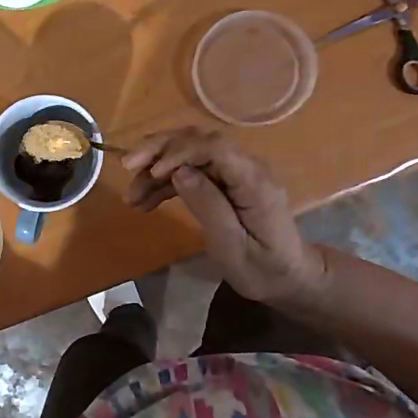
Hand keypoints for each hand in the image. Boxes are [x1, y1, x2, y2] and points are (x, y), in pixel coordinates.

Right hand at [122, 128, 325, 303]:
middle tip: (128, 168)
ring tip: (132, 196)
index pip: (215, 148)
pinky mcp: (226, 181)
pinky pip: (192, 170)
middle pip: (199, 141)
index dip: (180, 151)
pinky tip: (145, 200)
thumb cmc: (264, 269)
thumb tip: (180, 173)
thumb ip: (209, 207)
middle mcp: (247, 167)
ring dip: (157, 168)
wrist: (289, 276)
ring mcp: (236, 172)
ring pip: (190, 153)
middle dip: (160, 150)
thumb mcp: (233, 247)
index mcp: (255, 182)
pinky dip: (167, 181)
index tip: (152, 172)